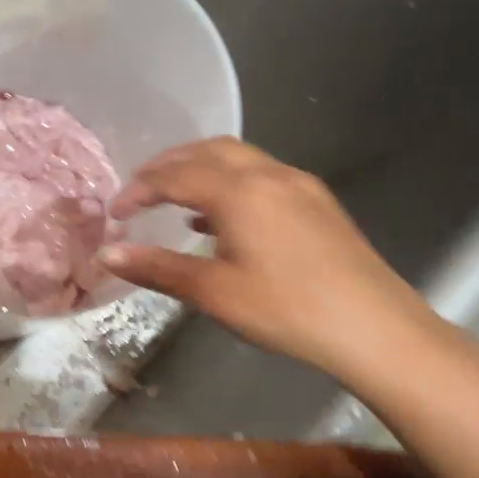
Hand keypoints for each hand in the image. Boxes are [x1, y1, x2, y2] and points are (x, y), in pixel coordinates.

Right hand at [98, 137, 435, 374]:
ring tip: (168, 197)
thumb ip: (157, 267)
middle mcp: (271, 176)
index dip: (138, 190)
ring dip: (198, 170)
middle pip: (210, 152)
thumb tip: (107, 254)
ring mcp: (299, 187)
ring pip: (239, 160)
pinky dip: (226, 185)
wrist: (371, 325)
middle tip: (136, 189)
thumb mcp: (212, 292)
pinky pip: (260, 177)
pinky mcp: (315, 204)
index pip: (176, 177)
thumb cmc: (284, 309)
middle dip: (168, 165)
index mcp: (241, 193)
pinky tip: (213, 218)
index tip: (112, 213)